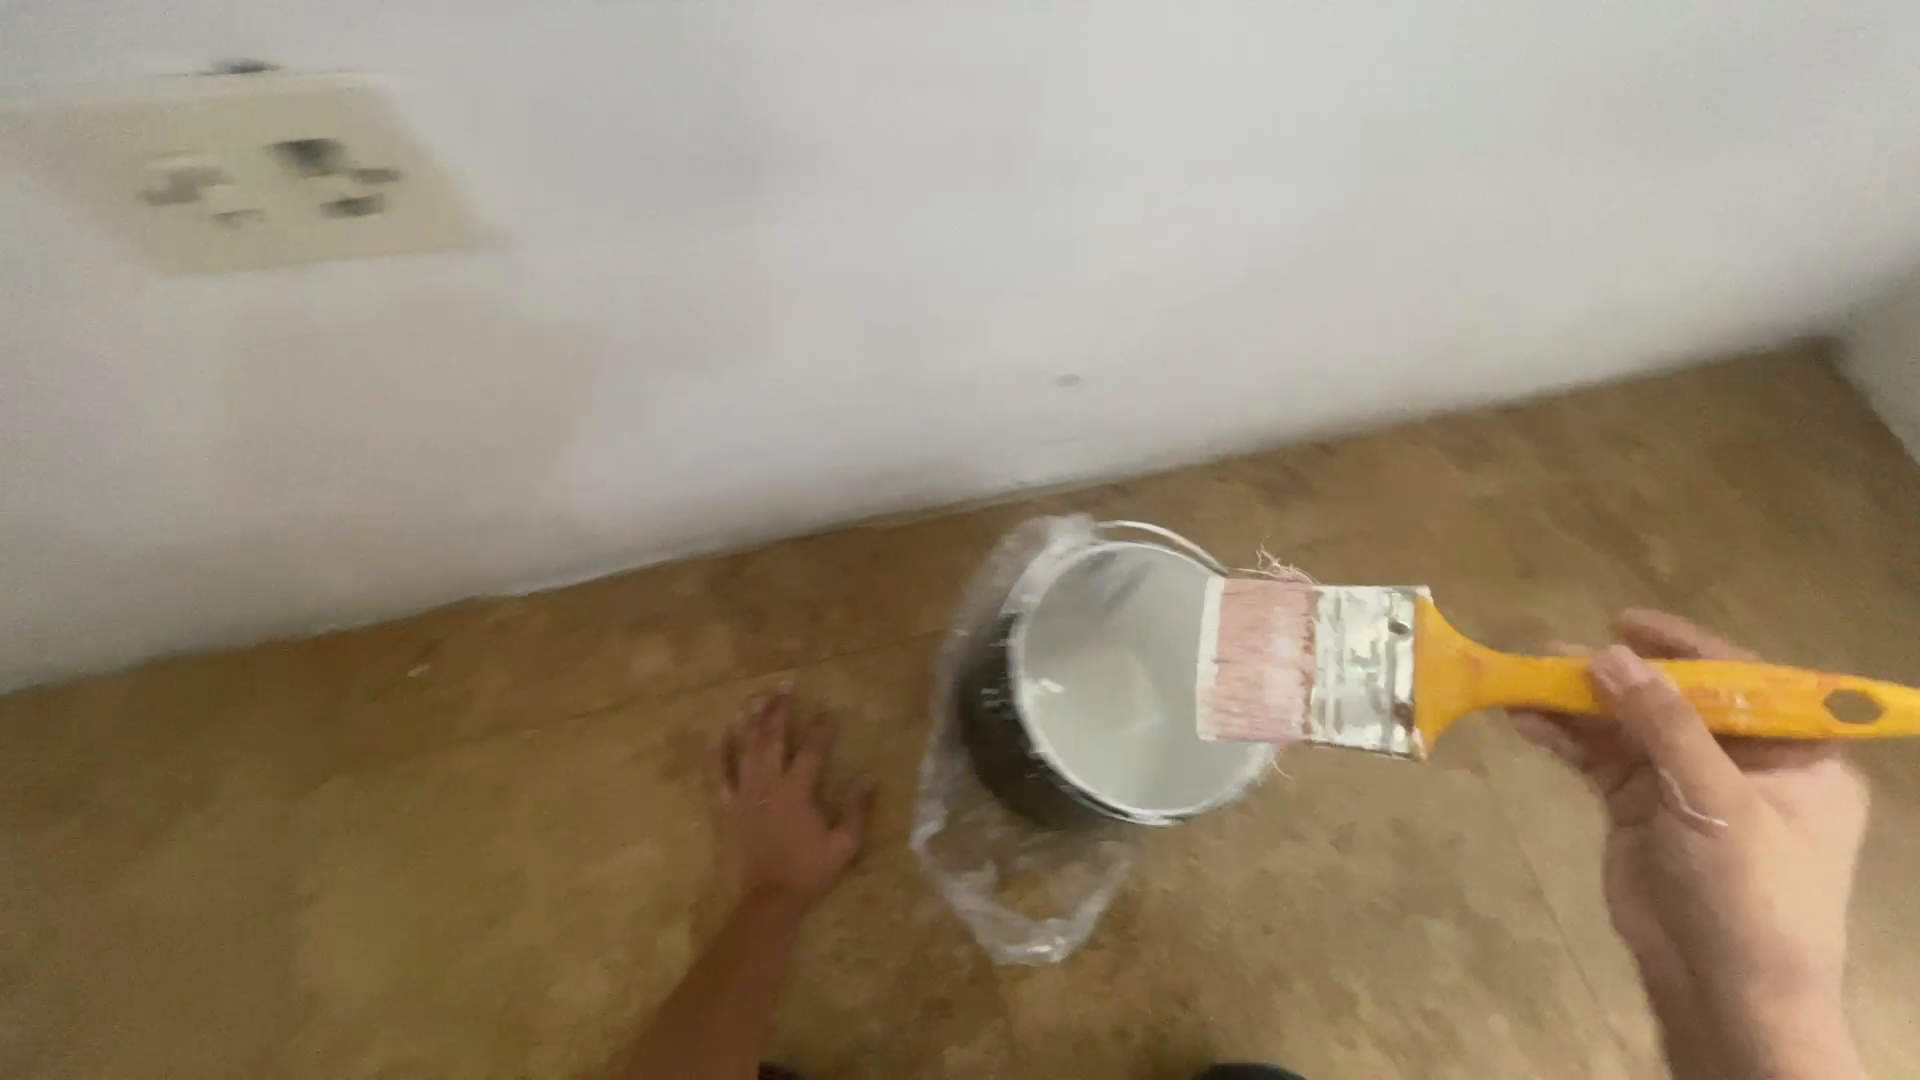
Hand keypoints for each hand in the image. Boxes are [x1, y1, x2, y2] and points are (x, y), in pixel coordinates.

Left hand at [711, 688, 876, 909]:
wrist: (766, 903)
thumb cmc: (808, 873)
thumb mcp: (843, 845)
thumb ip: (857, 809)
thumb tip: (870, 776)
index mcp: (798, 792)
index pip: (812, 751)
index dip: (821, 729)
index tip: (827, 711)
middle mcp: (768, 785)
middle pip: (774, 739)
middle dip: (781, 710)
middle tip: (785, 686)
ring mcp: (742, 796)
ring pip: (746, 749)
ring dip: (753, 722)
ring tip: (758, 699)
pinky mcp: (724, 810)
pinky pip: (716, 777)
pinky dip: (716, 754)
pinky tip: (718, 734)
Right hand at [1511, 610, 1868, 1077]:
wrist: (1719, 982)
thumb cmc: (1749, 893)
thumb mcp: (1715, 804)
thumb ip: (1662, 725)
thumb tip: (1607, 654)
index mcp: (1792, 758)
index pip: (1746, 683)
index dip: (1686, 647)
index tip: (1623, 621)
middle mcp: (1737, 761)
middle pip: (1667, 699)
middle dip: (1607, 676)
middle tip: (1547, 654)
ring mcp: (1682, 782)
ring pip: (1621, 724)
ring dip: (1572, 704)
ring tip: (1519, 683)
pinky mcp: (1636, 802)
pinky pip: (1594, 755)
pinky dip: (1560, 736)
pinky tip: (1524, 720)